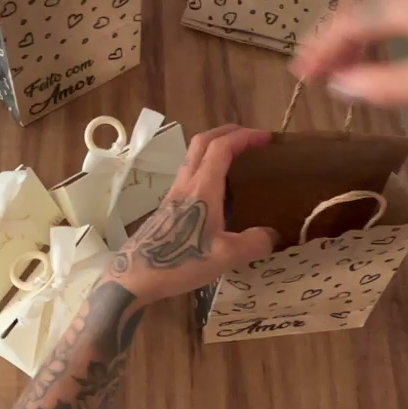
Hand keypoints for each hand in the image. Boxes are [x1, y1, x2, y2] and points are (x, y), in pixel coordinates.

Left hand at [105, 125, 281, 302]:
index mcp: (202, 188)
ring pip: (192, 158)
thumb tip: (273, 235)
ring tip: (236, 161)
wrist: (134, 276)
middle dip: (227, 132)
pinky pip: (188, 176)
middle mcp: (185, 184)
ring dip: (214, 149)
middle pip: (202, 142)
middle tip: (250, 138)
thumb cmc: (179, 262)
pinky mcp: (166, 208)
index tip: (266, 137)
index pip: (222, 147)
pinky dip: (206, 169)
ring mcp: (172, 195)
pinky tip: (216, 192)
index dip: (244, 136)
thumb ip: (254, 243)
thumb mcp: (225, 257)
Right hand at [290, 0, 407, 107]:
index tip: (300, 72)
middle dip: (336, 37)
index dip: (319, 47)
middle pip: (361, 3)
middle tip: (320, 68)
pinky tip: (394, 39)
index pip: (347, 22)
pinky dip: (389, 17)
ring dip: (363, 27)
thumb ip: (383, 83)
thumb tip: (339, 83)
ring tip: (353, 59)